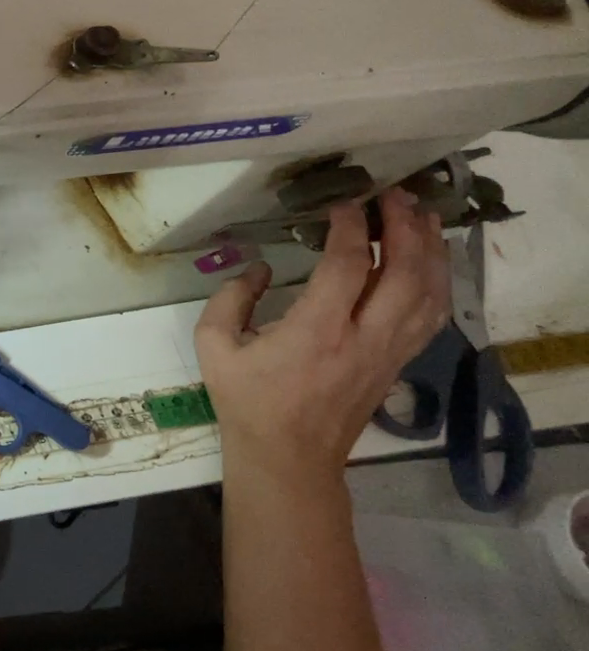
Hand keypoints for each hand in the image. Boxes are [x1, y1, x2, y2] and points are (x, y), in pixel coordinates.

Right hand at [194, 188, 449, 484]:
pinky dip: (437, 283)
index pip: (347, 268)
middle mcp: (363, 337)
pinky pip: (431, 317)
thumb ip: (230, 299)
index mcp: (316, 330)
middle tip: (396, 196)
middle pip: (404, 276)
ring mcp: (388, 351)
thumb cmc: (245, 397)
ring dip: (430, 252)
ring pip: (429, 295)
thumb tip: (257, 270)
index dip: (350, 231)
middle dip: (406, 231)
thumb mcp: (214, 344)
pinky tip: (430, 263)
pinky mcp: (397, 361)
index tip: (344, 203)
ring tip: (423, 217)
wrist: (288, 453)